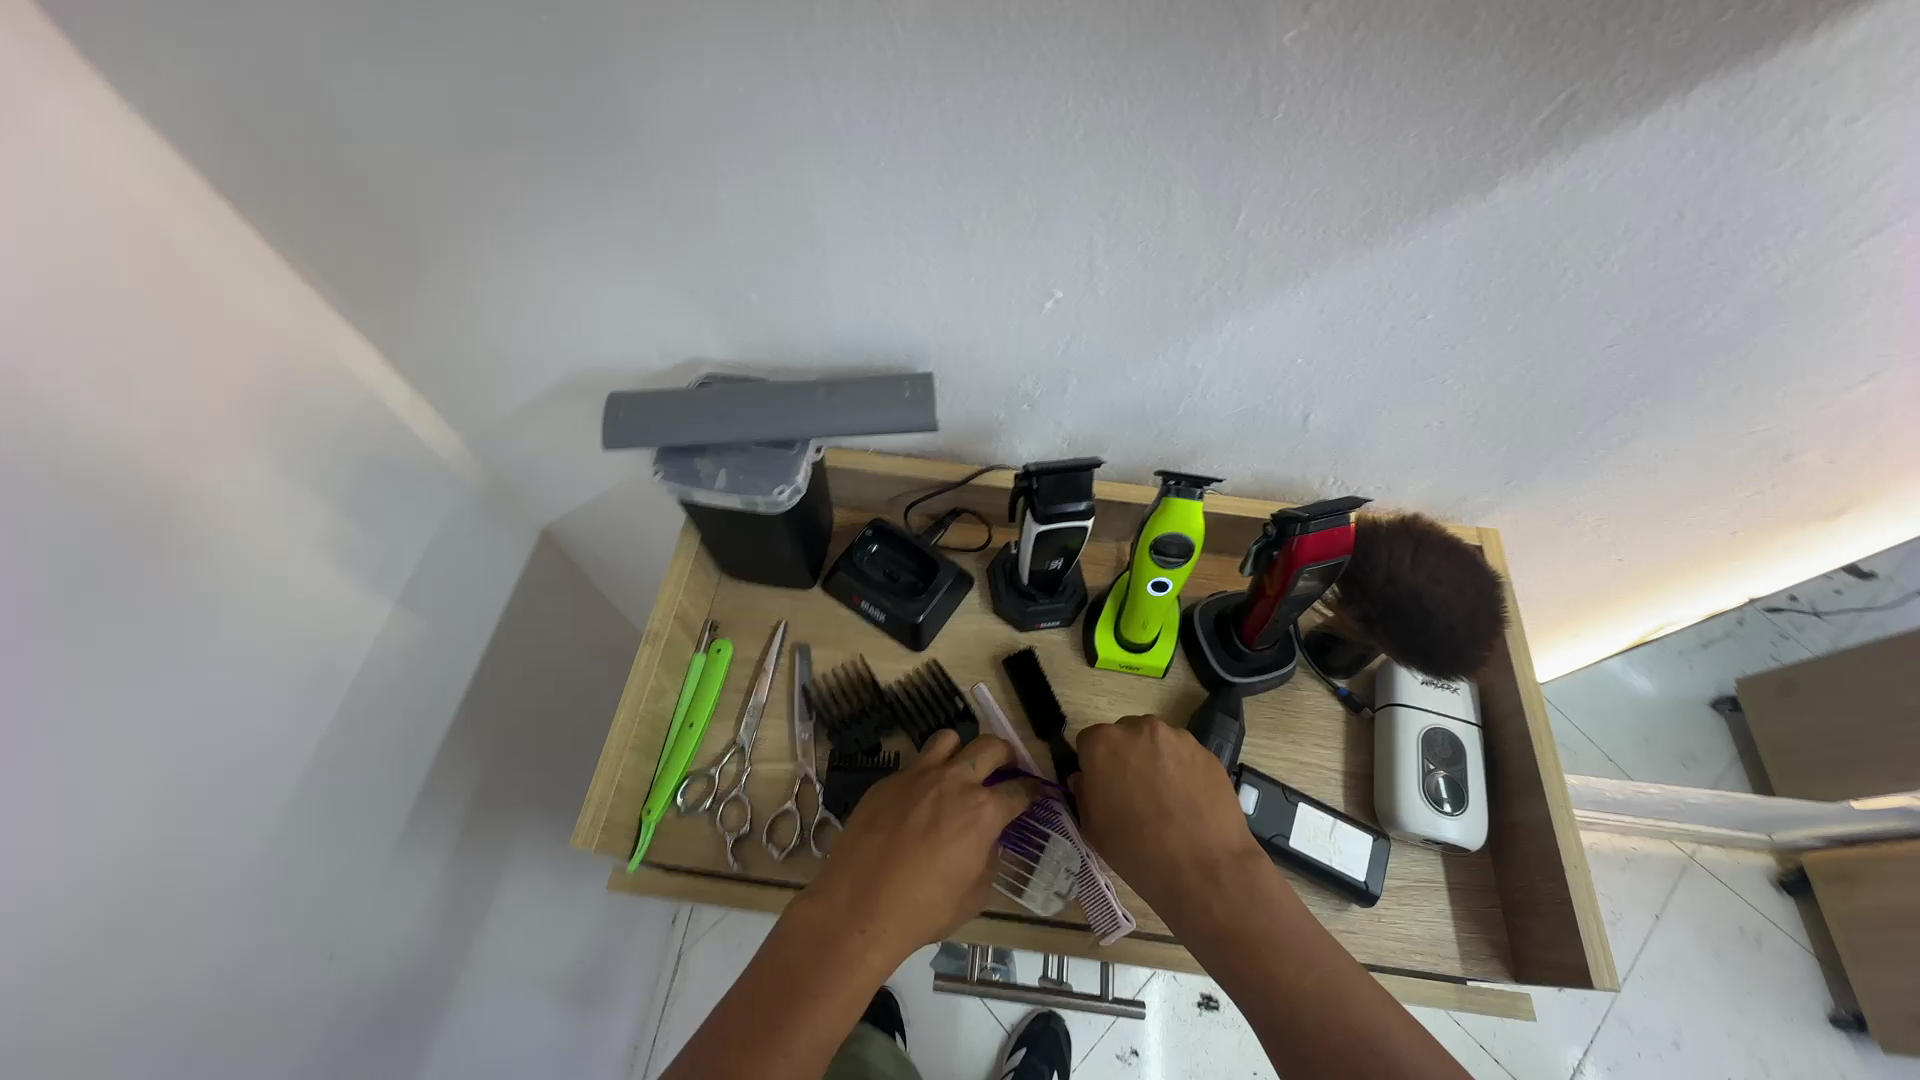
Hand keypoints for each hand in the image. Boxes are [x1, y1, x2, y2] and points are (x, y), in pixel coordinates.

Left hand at [797, 731, 1035, 962]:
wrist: (859, 907)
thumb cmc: (924, 910)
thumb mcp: (975, 894)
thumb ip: (988, 857)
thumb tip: (987, 840)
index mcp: (983, 811)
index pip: (1019, 790)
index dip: (1031, 792)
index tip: (1034, 793)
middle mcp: (954, 782)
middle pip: (990, 746)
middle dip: (1005, 754)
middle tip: (1005, 768)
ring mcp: (917, 776)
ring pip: (948, 739)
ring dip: (961, 751)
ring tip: (960, 770)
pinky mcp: (887, 781)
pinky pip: (914, 765)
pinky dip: (925, 776)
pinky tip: (918, 801)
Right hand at [1071, 714, 1264, 915]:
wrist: (1204, 869)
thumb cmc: (1136, 851)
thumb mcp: (1092, 828)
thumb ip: (1083, 793)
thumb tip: (1086, 779)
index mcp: (1103, 743)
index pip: (1089, 742)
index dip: (1094, 766)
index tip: (1103, 788)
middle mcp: (1139, 729)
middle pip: (1124, 736)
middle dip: (1125, 758)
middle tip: (1134, 794)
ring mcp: (1177, 738)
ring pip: (1157, 744)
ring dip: (1155, 762)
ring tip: (1166, 800)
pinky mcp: (1206, 752)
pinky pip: (1184, 756)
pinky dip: (1182, 771)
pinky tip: (1188, 803)